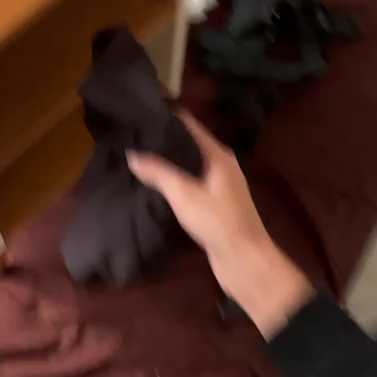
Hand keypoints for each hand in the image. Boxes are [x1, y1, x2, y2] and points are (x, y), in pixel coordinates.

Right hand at [128, 114, 312, 338]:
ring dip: (167, 162)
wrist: (244, 260)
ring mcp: (219, 184)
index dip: (166, 118)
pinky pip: (190, 183)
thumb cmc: (217, 222)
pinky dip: (173, 180)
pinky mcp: (215, 203)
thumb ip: (158, 172)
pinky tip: (154, 185)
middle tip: (132, 137)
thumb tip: (132, 154)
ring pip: (188, 165)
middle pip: (188, 144)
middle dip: (163, 141)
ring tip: (137, 158)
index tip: (139, 115)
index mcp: (218, 155)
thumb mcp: (184, 193)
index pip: (189, 125)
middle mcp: (220, 164)